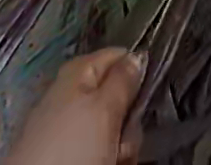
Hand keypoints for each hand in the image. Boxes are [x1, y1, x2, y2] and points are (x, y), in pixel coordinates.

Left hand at [2, 47, 144, 164]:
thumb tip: (137, 55)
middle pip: (118, 98)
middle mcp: (73, 93)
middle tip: (120, 138)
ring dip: (120, 145)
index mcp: (79, 70)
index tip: (143, 95)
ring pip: (113, 129)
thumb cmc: (72, 148)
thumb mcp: (104, 109)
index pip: (119, 57)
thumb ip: (123, 79)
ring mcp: (69, 125)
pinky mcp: (67, 153)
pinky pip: (99, 149)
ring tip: (110, 158)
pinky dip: (105, 159)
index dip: (136, 74)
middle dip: (127, 120)